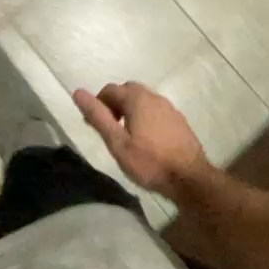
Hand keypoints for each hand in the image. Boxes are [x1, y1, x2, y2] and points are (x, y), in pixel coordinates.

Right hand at [74, 82, 213, 199]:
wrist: (190, 179)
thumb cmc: (150, 162)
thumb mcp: (117, 143)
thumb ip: (98, 116)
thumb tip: (78, 92)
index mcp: (137, 98)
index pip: (110, 89)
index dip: (98, 103)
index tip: (93, 124)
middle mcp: (154, 96)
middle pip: (127, 91)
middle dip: (114, 104)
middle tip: (109, 127)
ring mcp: (169, 107)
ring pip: (143, 100)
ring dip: (130, 109)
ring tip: (126, 134)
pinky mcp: (179, 120)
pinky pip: (156, 110)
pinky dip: (145, 116)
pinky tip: (146, 138)